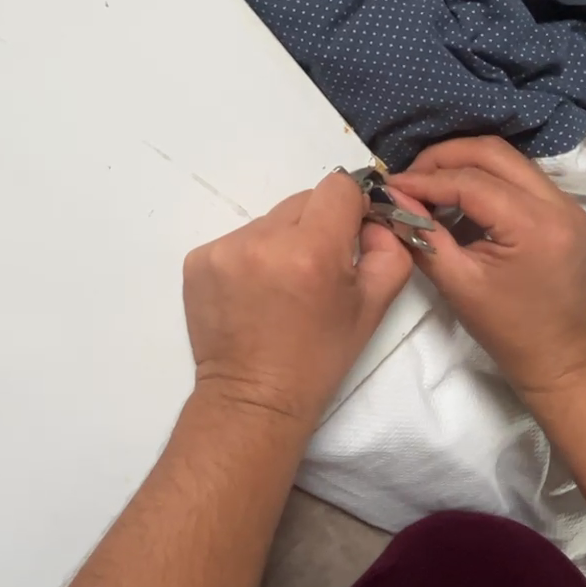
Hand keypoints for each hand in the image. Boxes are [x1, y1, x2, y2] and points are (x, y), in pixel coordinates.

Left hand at [182, 170, 412, 426]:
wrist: (253, 399)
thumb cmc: (318, 358)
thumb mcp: (372, 309)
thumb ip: (388, 250)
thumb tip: (373, 218)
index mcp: (311, 251)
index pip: (337, 187)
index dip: (350, 206)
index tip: (349, 233)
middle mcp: (263, 240)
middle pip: (302, 201)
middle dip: (315, 227)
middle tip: (315, 269)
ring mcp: (224, 248)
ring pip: (269, 221)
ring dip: (281, 241)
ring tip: (280, 286)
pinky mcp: (198, 259)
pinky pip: (238, 239)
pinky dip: (250, 256)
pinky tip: (253, 292)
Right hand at [387, 137, 585, 396]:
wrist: (558, 355)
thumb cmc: (506, 328)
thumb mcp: (456, 283)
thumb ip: (422, 234)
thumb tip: (391, 197)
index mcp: (534, 225)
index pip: (470, 182)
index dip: (425, 179)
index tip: (390, 185)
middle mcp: (557, 203)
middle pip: (491, 152)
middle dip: (442, 158)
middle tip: (408, 178)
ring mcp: (564, 202)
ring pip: (503, 157)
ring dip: (460, 163)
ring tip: (426, 184)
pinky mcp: (559, 207)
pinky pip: (513, 173)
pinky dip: (479, 175)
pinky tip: (454, 196)